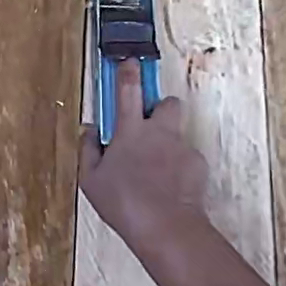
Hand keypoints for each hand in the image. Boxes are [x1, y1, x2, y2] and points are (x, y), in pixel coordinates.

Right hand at [79, 59, 208, 237]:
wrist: (165, 224)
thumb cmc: (123, 202)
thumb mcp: (91, 180)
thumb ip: (88, 149)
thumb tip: (89, 129)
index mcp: (131, 131)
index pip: (129, 90)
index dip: (129, 72)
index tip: (130, 62)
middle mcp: (159, 131)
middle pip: (168, 102)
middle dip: (161, 109)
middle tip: (149, 129)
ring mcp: (181, 145)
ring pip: (178, 133)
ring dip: (168, 143)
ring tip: (157, 171)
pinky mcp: (198, 162)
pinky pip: (187, 158)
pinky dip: (179, 168)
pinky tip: (169, 188)